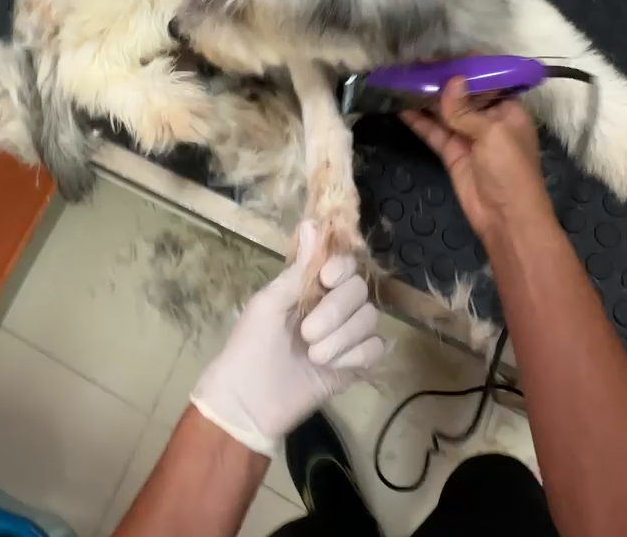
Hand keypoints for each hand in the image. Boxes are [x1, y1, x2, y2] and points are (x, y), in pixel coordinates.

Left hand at [189, 222, 384, 455]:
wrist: (250, 402)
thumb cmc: (250, 345)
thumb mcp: (270, 302)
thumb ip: (298, 268)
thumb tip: (311, 224)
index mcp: (309, 286)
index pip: (343, 263)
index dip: (341, 267)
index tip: (326, 280)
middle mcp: (332, 305)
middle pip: (359, 290)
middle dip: (335, 312)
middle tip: (307, 334)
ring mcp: (345, 335)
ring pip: (369, 318)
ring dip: (342, 337)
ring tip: (314, 355)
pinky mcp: (355, 364)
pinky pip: (376, 347)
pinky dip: (357, 355)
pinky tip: (334, 366)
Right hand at [402, 77, 554, 244]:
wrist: (507, 218)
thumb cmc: (510, 170)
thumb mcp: (492, 133)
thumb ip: (467, 108)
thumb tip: (451, 79)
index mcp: (508, 110)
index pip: (488, 80)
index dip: (466, 66)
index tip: (441, 54)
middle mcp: (488, 119)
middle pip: (462, 93)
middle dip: (441, 79)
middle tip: (414, 64)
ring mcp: (469, 136)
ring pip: (444, 111)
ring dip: (426, 97)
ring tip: (402, 80)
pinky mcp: (452, 152)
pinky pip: (433, 131)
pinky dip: (418, 120)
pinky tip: (401, 106)